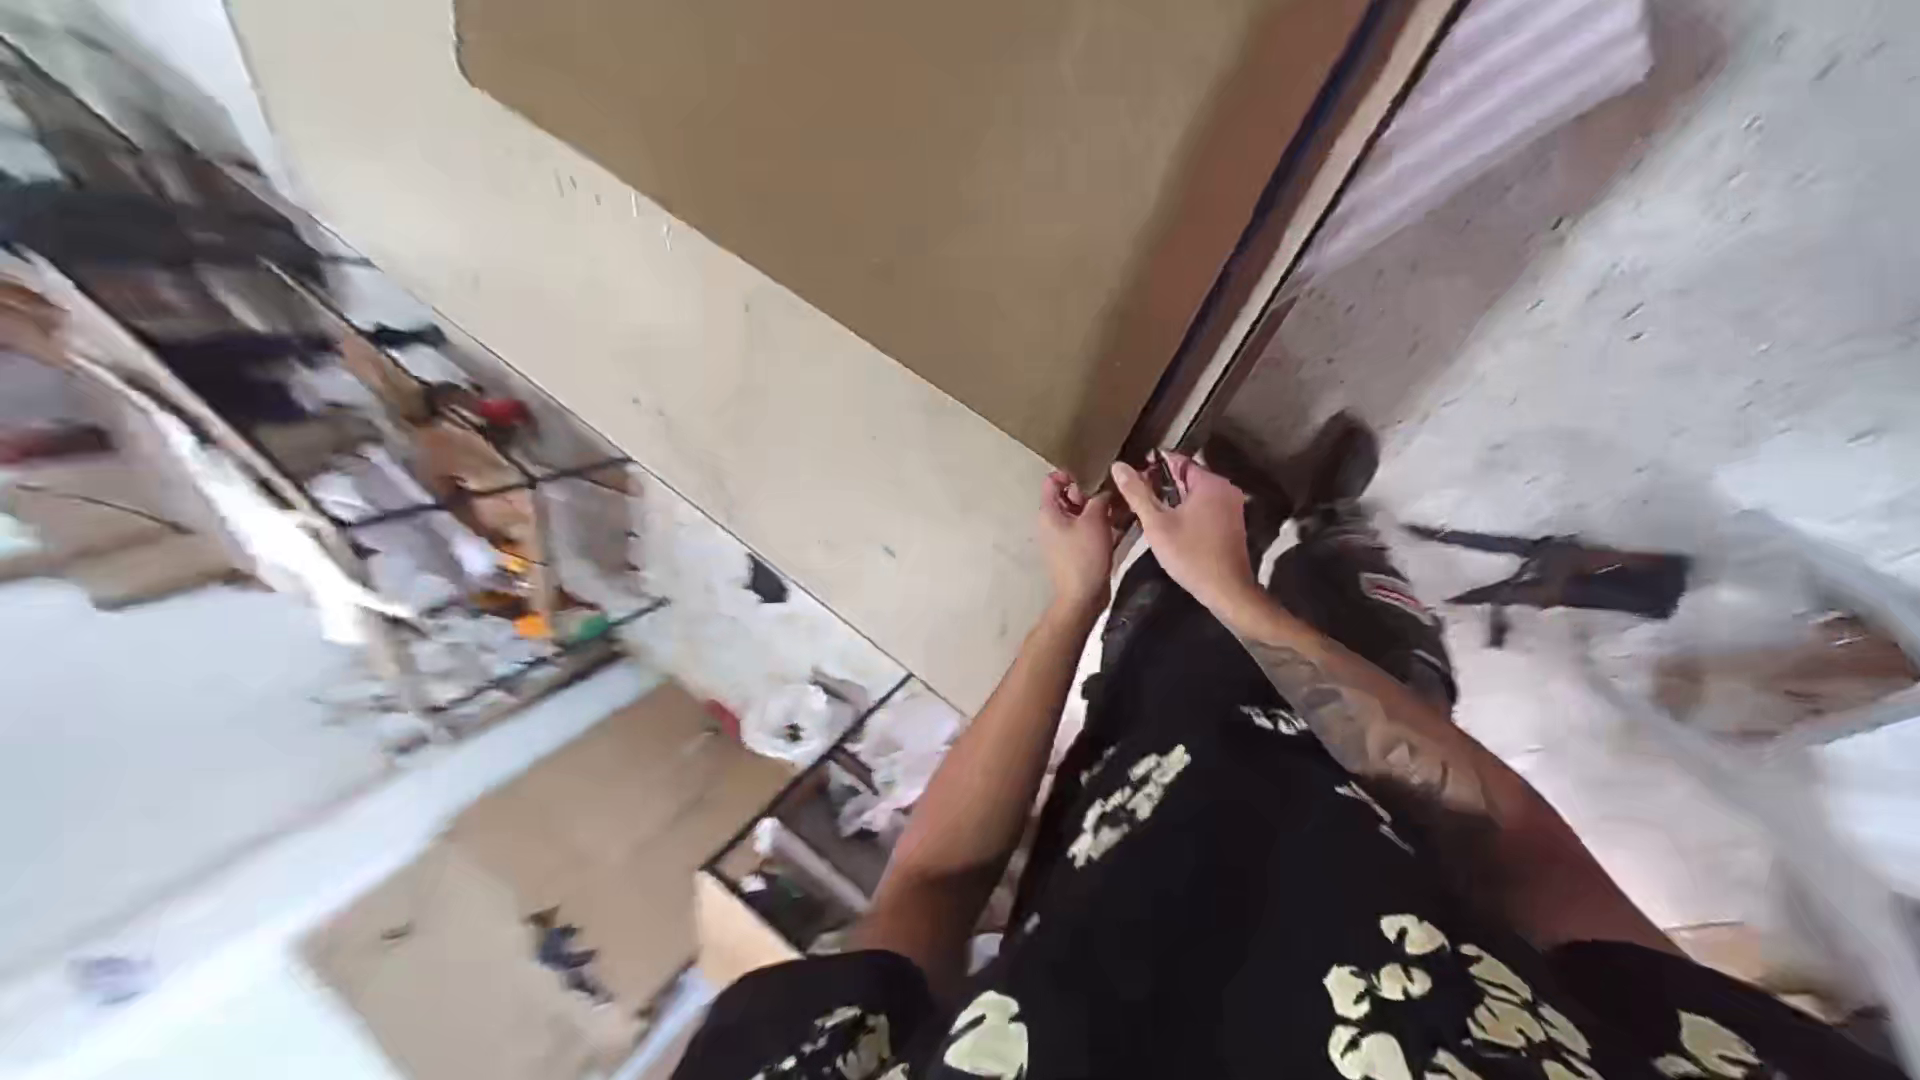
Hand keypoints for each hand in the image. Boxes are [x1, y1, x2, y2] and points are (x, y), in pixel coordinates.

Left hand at [1038, 470, 1116, 614]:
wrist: (1083, 596)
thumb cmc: (1084, 555)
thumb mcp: (1094, 521)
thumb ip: (1099, 499)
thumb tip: (1105, 490)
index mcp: (1049, 512)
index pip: (1052, 481)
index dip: (1070, 474)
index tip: (1093, 477)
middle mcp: (1051, 522)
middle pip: (1069, 497)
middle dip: (1090, 494)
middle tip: (1112, 495)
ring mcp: (1062, 537)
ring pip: (1080, 514)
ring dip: (1098, 510)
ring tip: (1120, 507)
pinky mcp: (1074, 549)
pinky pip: (1085, 529)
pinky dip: (1099, 525)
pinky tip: (1119, 524)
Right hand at [1110, 452, 1260, 615]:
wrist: (1225, 589)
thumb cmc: (1190, 554)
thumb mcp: (1156, 523)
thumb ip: (1137, 493)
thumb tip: (1118, 466)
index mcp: (1210, 483)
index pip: (1178, 460)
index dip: (1153, 465)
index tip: (1132, 475)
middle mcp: (1225, 489)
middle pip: (1187, 476)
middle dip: (1161, 483)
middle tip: (1135, 494)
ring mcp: (1231, 506)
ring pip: (1195, 493)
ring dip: (1172, 498)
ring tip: (1147, 508)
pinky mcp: (1231, 522)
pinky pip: (1204, 506)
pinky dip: (1186, 509)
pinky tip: (1168, 523)